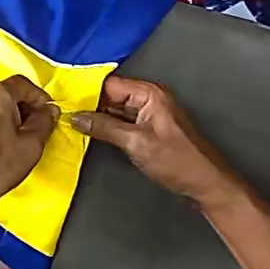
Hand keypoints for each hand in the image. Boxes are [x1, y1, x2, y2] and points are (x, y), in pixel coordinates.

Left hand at [0, 76, 56, 214]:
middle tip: (33, 125)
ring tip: (12, 133)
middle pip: (6, 91)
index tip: (46, 111)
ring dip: (3, 111)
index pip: (24, 85)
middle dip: (22, 105)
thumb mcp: (33, 144)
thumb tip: (49, 110)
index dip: (39, 98)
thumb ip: (45, 120)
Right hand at [70, 77, 242, 209]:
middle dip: (90, 105)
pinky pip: (123, 122)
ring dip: (98, 118)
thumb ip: (105, 127)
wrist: (206, 183)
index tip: (65, 102)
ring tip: (73, 125)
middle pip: (112, 96)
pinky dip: (108, 128)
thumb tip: (77, 117)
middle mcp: (149, 98)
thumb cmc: (178, 161)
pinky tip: (92, 134)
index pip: (110, 85)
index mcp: (150, 93)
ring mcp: (149, 114)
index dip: (87, 93)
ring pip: (116, 110)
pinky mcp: (149, 129)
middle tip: (64, 115)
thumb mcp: (136, 144)